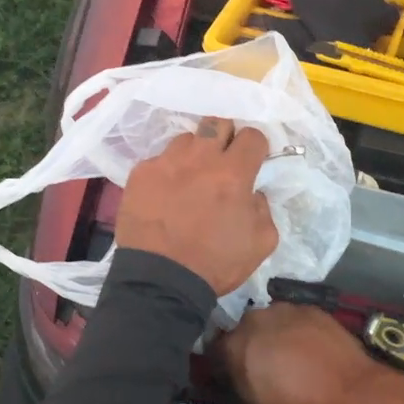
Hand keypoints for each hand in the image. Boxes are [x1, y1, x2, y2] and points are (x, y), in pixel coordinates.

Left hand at [116, 117, 278, 296]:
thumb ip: (263, 208)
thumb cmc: (214, 264)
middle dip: (225, 137)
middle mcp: (200, 159)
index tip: (252, 160)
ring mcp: (166, 163)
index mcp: (233, 174)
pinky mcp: (140, 173)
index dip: (255, 147)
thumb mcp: (261, 243)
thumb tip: (252, 192)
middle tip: (223, 160)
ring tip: (190, 177)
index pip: (252, 136)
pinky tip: (165, 193)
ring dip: (194, 153)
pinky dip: (166, 171)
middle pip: (217, 122)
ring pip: (186, 139)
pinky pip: (159, 160)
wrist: (159, 280)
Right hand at [216, 303, 393, 403]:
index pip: (214, 350)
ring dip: (274, 335)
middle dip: (249, 346)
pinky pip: (296, 318)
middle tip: (264, 367)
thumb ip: (239, 394)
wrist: (351, 394)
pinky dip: (298, 330)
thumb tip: (235, 386)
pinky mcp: (311, 308)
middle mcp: (253, 319)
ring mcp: (284, 309)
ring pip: (270, 321)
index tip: (231, 376)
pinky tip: (312, 349)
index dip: (222, 364)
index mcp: (234, 346)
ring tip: (291, 357)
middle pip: (243, 331)